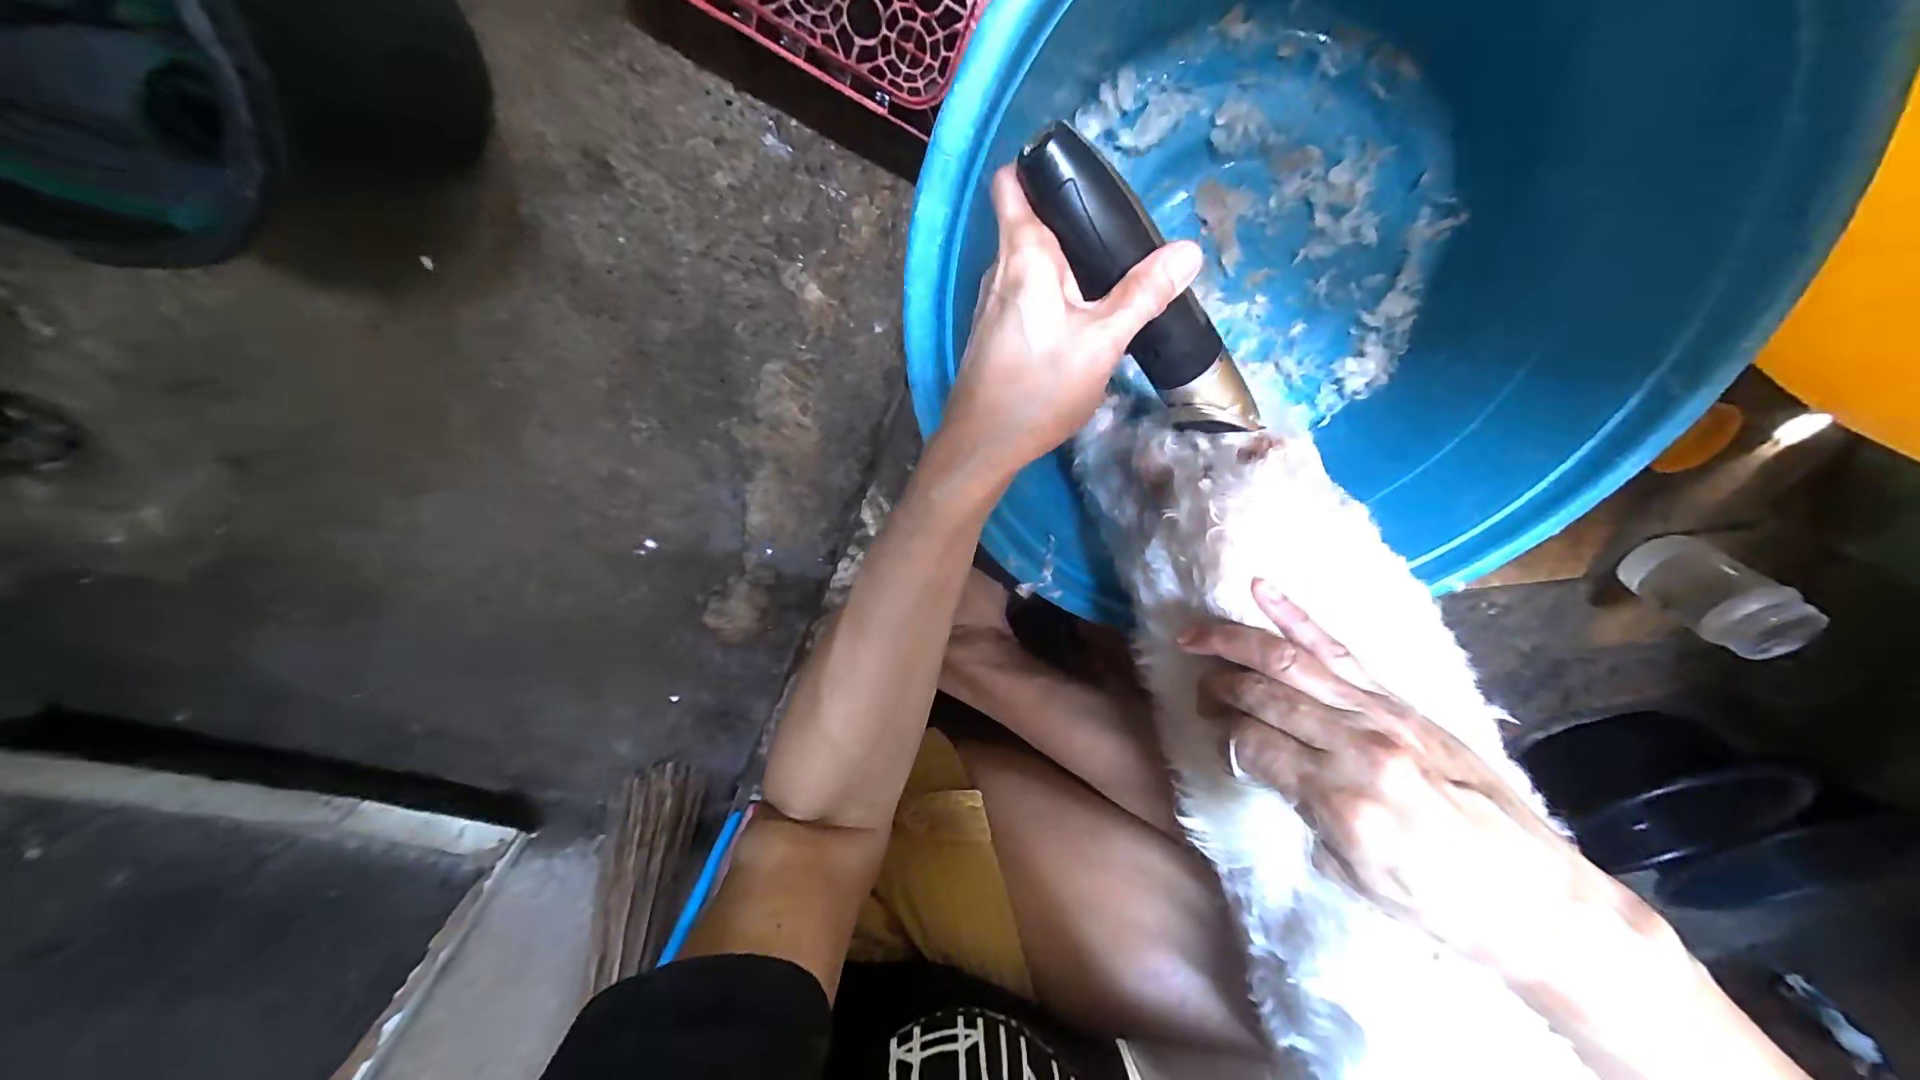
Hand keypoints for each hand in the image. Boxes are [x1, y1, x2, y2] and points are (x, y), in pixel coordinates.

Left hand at [934, 164, 1203, 483]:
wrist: (984, 444)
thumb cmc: (1040, 389)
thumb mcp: (1103, 343)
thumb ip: (1143, 295)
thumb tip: (1188, 251)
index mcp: (1024, 255)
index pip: (1011, 183)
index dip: (1038, 168)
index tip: (1077, 178)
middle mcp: (999, 270)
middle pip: (1029, 224)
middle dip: (1069, 225)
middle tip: (1115, 242)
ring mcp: (990, 302)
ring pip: (1027, 264)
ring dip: (1061, 266)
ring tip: (1102, 283)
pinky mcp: (991, 331)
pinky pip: (1023, 294)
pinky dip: (1048, 295)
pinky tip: (1073, 322)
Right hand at [1180, 581, 1672, 985]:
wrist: (1538, 899)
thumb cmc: (1438, 902)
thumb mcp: (1350, 873)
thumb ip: (1300, 807)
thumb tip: (1266, 763)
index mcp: (1340, 797)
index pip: (1251, 743)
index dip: (1223, 738)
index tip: (1217, 743)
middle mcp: (1357, 743)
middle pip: (1262, 693)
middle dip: (1217, 686)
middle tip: (1197, 692)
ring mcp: (1381, 713)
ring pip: (1290, 660)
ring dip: (1233, 641)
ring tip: (1193, 634)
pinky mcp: (1400, 701)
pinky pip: (1338, 649)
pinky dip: (1295, 616)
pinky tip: (1262, 590)